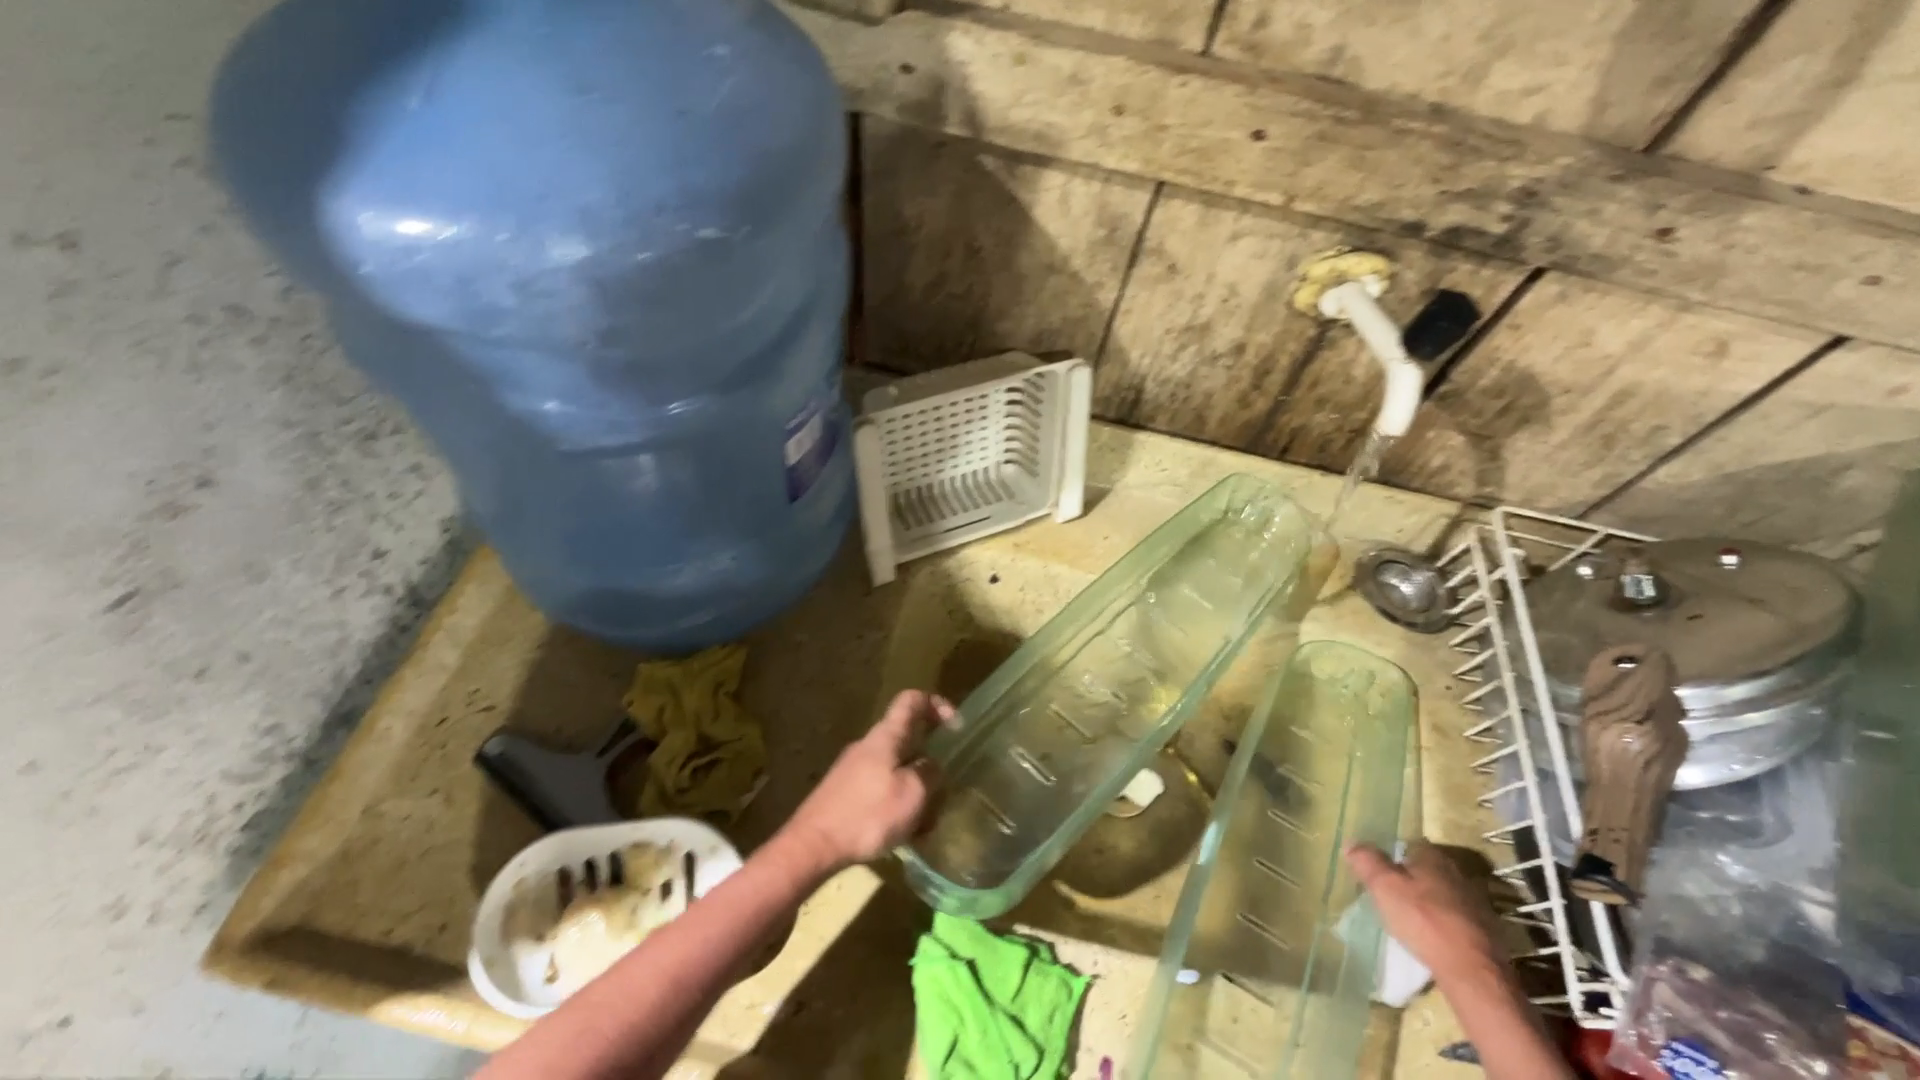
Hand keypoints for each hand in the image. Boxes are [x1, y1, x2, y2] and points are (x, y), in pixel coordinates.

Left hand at [778, 690, 955, 870]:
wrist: (813, 846)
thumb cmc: (868, 814)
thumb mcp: (913, 793)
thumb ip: (929, 773)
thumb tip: (931, 765)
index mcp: (885, 737)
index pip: (911, 701)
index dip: (937, 704)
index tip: (956, 728)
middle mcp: (867, 747)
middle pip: (907, 742)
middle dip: (929, 765)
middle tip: (942, 793)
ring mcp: (853, 771)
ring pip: (896, 771)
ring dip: (915, 792)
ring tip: (923, 824)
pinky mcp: (845, 794)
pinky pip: (881, 791)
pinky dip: (897, 807)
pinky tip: (901, 835)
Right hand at [1346, 841, 1508, 987]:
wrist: (1472, 968)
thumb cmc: (1423, 920)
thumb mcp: (1384, 888)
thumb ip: (1368, 863)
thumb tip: (1351, 843)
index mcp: (1433, 858)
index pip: (1410, 845)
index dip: (1393, 855)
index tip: (1379, 870)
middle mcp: (1457, 873)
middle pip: (1429, 869)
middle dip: (1412, 878)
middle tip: (1391, 893)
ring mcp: (1476, 901)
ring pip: (1444, 893)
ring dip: (1429, 901)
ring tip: (1410, 916)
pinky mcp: (1486, 929)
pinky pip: (1457, 917)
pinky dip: (1444, 921)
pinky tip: (1433, 935)